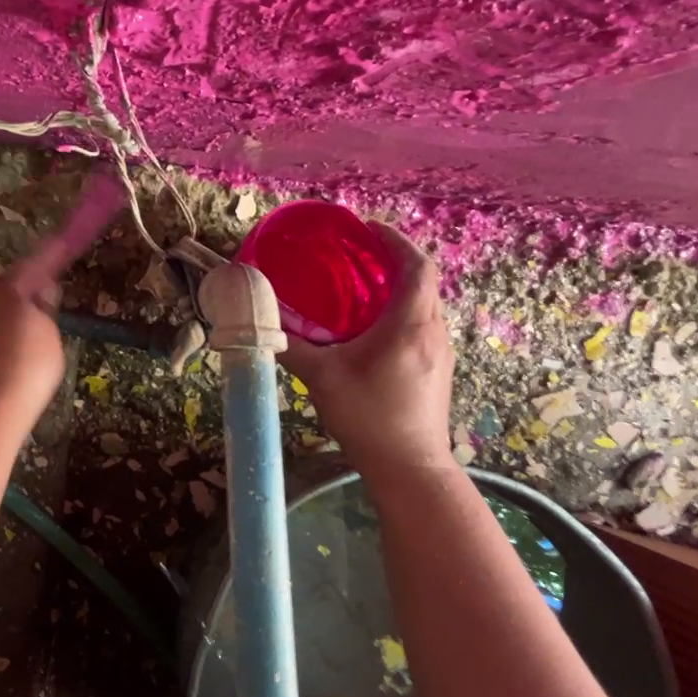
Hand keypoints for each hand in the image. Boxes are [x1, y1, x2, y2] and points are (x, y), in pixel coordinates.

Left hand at [0, 270, 64, 427]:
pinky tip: (7, 343)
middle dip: (25, 284)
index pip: (33, 264)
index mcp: (8, 289)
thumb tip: (41, 289)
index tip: (60, 244)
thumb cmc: (30, 368)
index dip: (48, 256)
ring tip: (28, 322)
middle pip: (7, 283)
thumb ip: (44, 306)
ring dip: (8, 306)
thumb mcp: (49, 334)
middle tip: (45, 293)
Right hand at [281, 221, 454, 480]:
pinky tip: (371, 325)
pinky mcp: (437, 370)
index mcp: (409, 325)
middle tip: (356, 253)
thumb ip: (289, 345)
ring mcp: (440, 352)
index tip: (367, 229)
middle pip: (424, 281)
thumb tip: (257, 320)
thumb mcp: (321, 376)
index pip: (417, 266)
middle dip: (394, 259)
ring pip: (425, 304)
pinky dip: (401, 310)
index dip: (395, 241)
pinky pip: (423, 324)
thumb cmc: (368, 416)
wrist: (410, 467)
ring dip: (399, 286)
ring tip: (360, 285)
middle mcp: (432, 332)